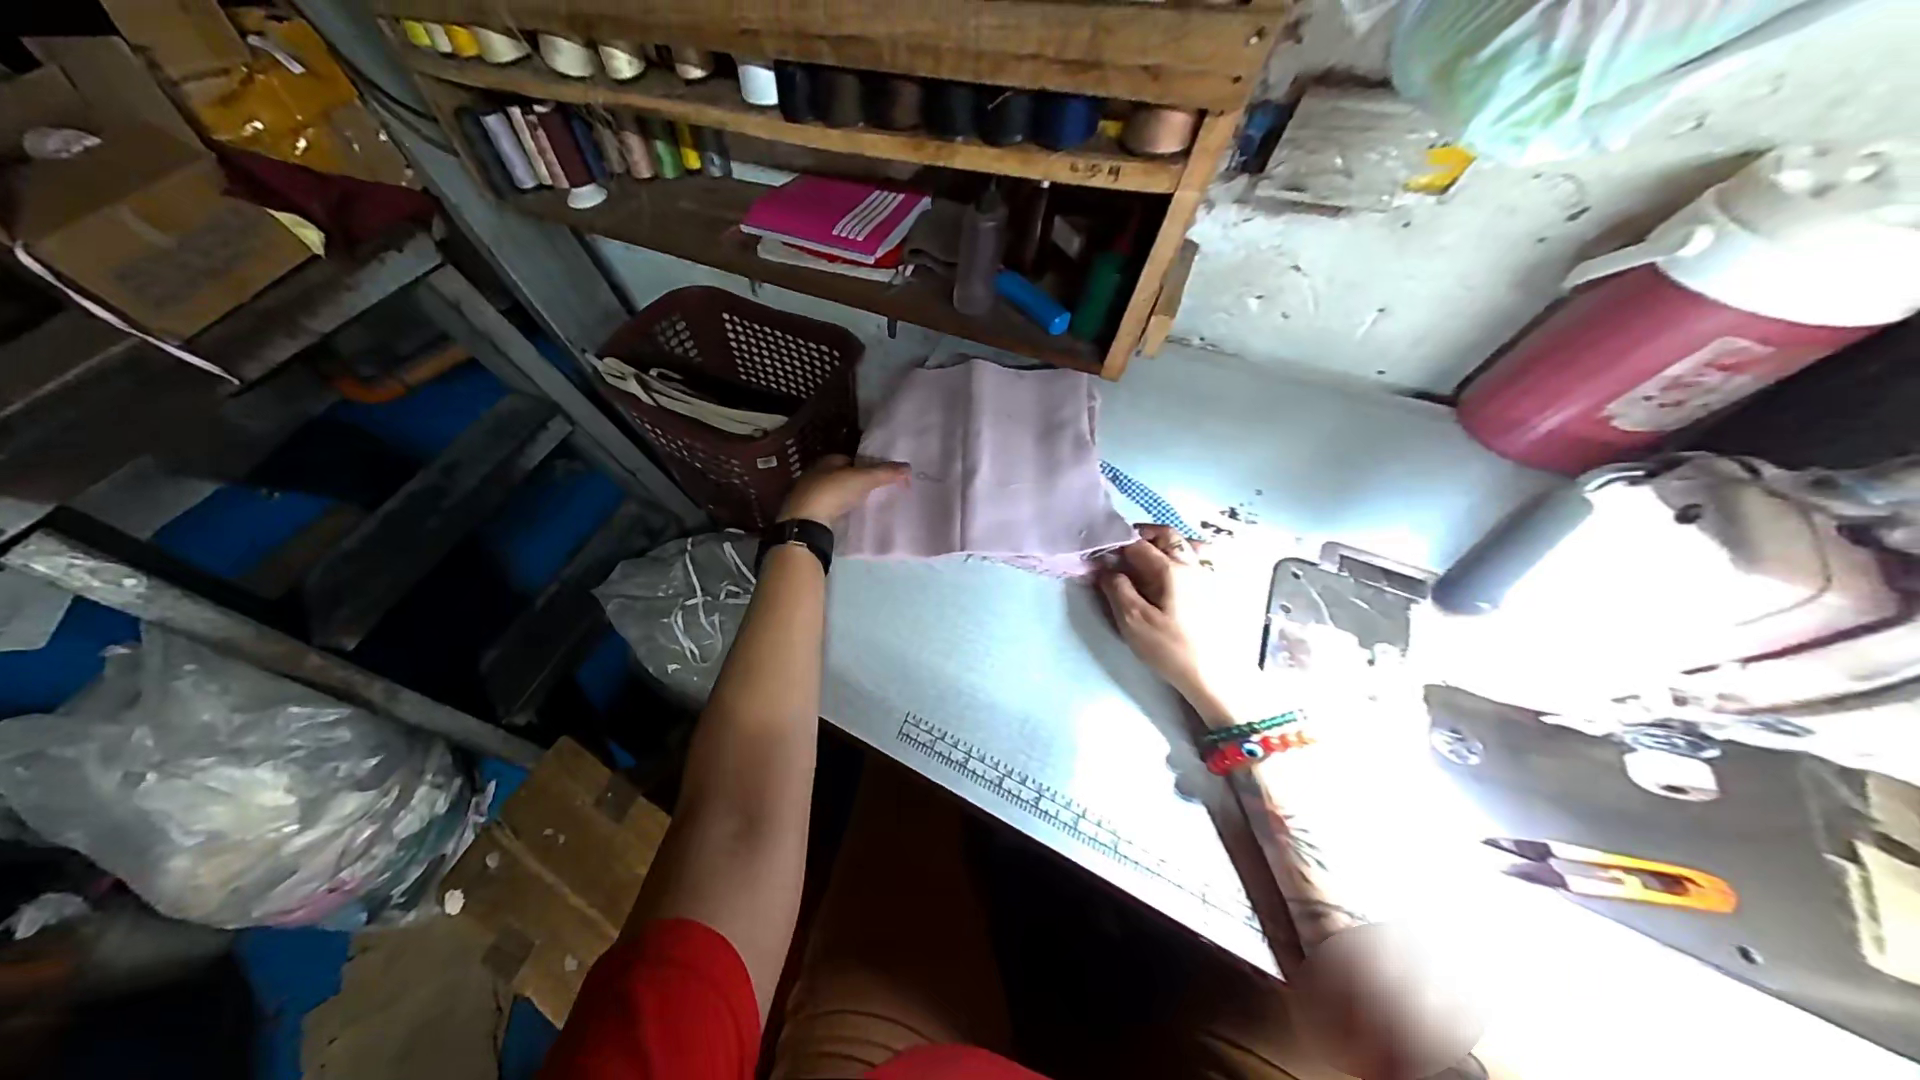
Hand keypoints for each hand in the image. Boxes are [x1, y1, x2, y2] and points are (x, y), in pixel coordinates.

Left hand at [777, 454, 908, 525]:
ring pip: (830, 491)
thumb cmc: (833, 492)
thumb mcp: (864, 479)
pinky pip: (824, 507)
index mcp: (826, 461)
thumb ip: (885, 473)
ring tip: (858, 505)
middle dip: (852, 481)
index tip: (875, 476)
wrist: (805, 520)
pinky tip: (842, 516)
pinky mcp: (804, 512)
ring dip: (842, 496)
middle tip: (869, 491)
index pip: (848, 459)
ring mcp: (806, 494)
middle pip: (838, 474)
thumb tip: (908, 466)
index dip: (862, 465)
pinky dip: (834, 510)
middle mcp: (814, 474)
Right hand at [1097, 525, 1221, 706]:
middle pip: (1166, 534)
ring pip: (1183, 544)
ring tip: (1143, 557)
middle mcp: (1189, 564)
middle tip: (1120, 549)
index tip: (1098, 554)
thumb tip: (1106, 568)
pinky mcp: (1209, 589)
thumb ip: (1117, 588)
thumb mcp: (1133, 620)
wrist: (1214, 674)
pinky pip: (1194, 558)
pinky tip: (1168, 571)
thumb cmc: (1170, 647)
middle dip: (1140, 535)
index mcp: (1169, 568)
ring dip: (1160, 543)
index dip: (1115, 545)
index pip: (1137, 544)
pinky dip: (1177, 554)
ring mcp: (1203, 575)